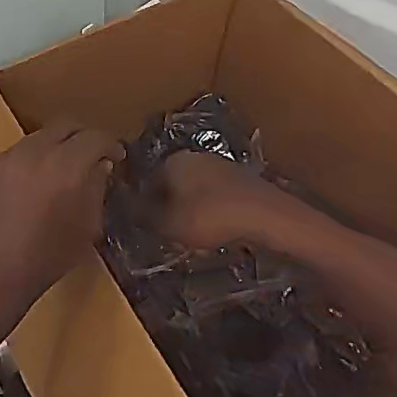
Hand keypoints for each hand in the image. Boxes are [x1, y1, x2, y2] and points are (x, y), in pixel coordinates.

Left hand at [0, 121, 125, 329]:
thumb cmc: (48, 256)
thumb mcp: (87, 226)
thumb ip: (97, 189)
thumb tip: (101, 167)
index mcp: (67, 165)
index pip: (96, 137)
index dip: (111, 144)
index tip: (118, 157)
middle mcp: (37, 151)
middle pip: (67, 125)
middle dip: (85, 136)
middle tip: (96, 154)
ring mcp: (11, 157)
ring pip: (43, 134)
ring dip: (61, 143)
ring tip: (69, 166)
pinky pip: (24, 149)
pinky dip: (39, 154)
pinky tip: (42, 177)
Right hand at [157, 151, 308, 251]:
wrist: (264, 214)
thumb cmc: (209, 217)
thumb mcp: (168, 225)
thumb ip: (146, 218)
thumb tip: (132, 212)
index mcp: (172, 161)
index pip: (148, 184)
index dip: (146, 210)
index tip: (152, 230)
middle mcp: (195, 156)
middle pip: (173, 187)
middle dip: (171, 211)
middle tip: (174, 237)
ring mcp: (221, 165)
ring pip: (196, 193)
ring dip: (193, 214)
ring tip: (197, 239)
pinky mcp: (241, 178)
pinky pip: (217, 197)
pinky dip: (214, 213)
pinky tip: (219, 232)